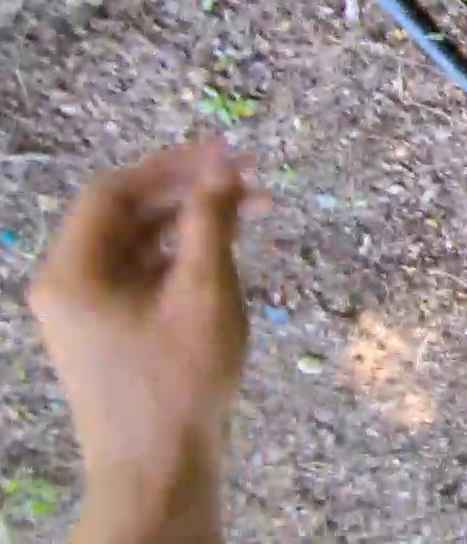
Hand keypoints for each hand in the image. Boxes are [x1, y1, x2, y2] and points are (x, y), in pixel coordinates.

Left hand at [28, 138, 255, 542]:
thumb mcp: (204, 288)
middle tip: (254, 170)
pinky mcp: (117, 318)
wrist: (159, 451)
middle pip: (127, 211)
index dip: (171, 163)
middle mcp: (72, 281)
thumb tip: (221, 165)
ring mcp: (92, 302)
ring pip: (143, 235)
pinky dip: (191, 241)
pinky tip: (233, 240)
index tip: (230, 150)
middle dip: (190, 185)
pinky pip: (150, 261)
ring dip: (196, 212)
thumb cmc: (180, 368)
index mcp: (74, 272)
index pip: (112, 192)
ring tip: (259, 203)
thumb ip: (208, 222)